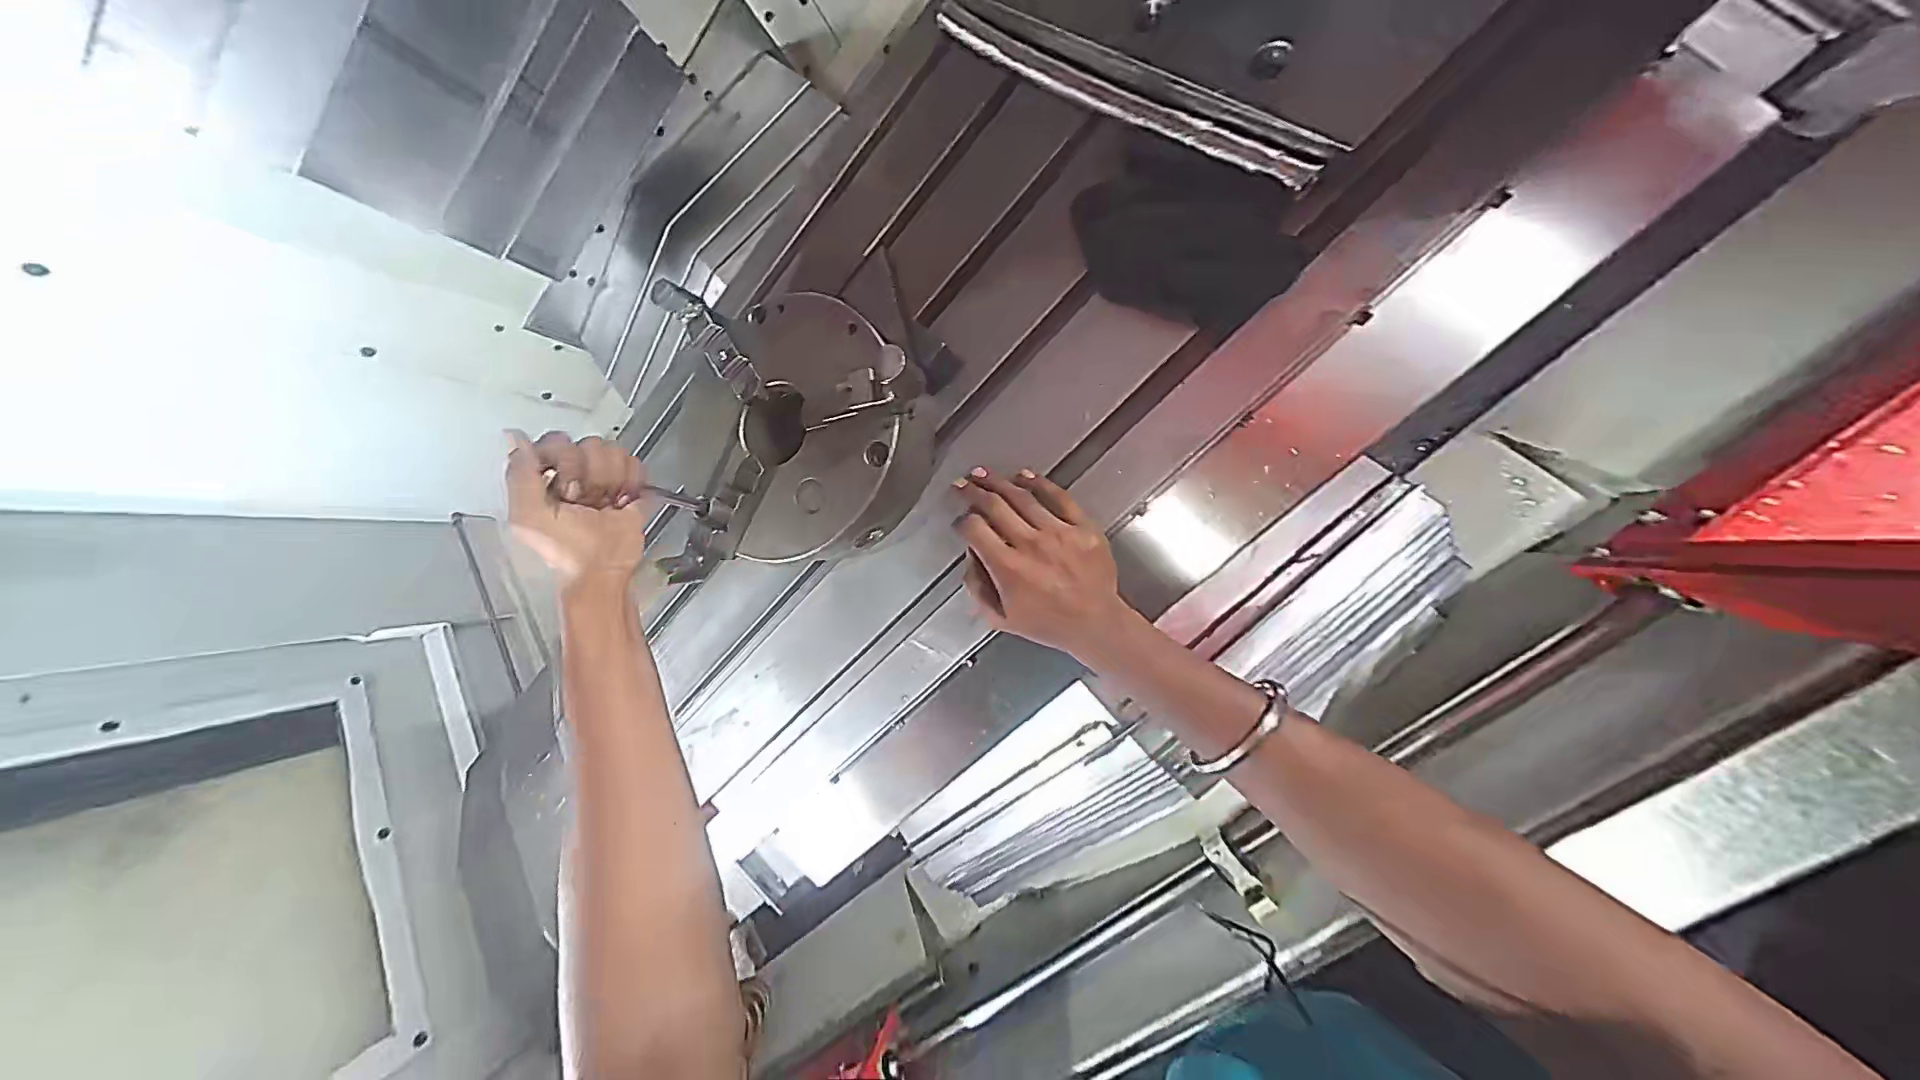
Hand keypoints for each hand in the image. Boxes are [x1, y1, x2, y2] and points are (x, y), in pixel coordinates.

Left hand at [506, 430, 655, 589]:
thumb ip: (519, 473)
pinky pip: (634, 463)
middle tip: (585, 500)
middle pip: (588, 444)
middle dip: (590, 475)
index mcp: (545, 474)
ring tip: (605, 503)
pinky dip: (632, 484)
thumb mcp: (528, 516)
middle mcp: (574, 471)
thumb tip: (514, 436)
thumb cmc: (567, 550)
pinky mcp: (630, 484)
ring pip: (613, 451)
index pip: (556, 441)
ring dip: (612, 481)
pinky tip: (622, 501)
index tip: (564, 489)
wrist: (604, 569)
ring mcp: (603, 477)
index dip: (563, 461)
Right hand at [952, 467, 1142, 661]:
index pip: (974, 530)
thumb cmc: (1050, 624)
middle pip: (994, 506)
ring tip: (984, 474)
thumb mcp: (1001, 618)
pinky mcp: (1083, 528)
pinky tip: (1024, 476)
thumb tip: (971, 558)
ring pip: (1022, 497)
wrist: (1096, 624)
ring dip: (999, 482)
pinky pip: (1059, 497)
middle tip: (963, 485)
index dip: (962, 522)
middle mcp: (1031, 546)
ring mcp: (1059, 534)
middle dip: (973, 492)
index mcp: (1008, 569)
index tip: (961, 521)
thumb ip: (978, 588)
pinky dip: (1039, 483)